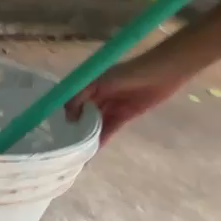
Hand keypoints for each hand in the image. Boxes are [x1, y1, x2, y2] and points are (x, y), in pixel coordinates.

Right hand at [66, 54, 187, 145]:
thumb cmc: (131, 72)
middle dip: (72, 128)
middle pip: (80, 116)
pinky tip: (95, 148)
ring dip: (87, 135)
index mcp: (84, 90)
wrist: (167, 72)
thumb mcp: (99, 82)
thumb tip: (69, 118)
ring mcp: (110, 108)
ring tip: (78, 149)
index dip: (60, 116)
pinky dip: (103, 138)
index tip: (53, 129)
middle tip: (64, 144)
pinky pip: (111, 128)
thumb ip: (80, 98)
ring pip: (94, 124)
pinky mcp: (125, 115)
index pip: (67, 105)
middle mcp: (94, 99)